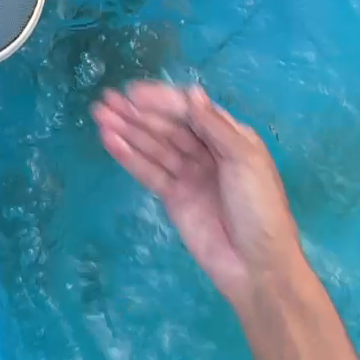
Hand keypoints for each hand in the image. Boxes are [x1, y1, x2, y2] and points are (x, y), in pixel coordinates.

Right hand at [92, 81, 311, 311]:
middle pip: (167, 126)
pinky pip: (148, 171)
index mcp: (227, 136)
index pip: (189, 110)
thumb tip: (191, 92)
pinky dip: (128, 156)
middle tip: (106, 100)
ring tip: (99, 115)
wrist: (258, 267)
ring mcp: (187, 174)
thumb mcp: (245, 159)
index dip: (161, 100)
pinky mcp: (172, 197)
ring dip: (126, 129)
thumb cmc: (259, 208)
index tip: (133, 94)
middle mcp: (205, 150)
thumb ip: (215, 126)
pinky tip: (109, 141)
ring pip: (152, 145)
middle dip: (137, 113)